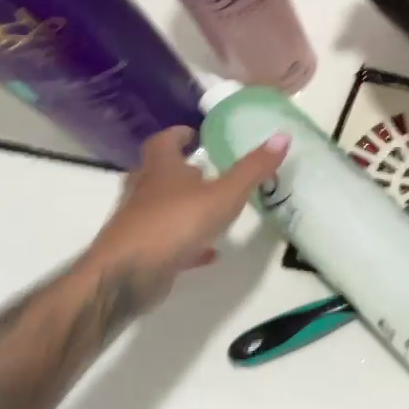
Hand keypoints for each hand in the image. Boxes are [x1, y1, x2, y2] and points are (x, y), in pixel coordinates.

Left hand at [84, 126, 290, 303]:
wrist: (126, 275)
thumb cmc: (175, 223)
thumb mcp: (224, 194)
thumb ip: (253, 168)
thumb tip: (282, 135)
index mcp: (161, 171)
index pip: (162, 143)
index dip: (176, 136)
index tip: (192, 134)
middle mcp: (144, 193)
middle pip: (154, 173)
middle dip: (177, 170)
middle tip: (202, 170)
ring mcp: (139, 224)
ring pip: (159, 207)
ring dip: (181, 204)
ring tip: (209, 208)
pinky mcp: (142, 252)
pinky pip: (167, 241)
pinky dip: (187, 241)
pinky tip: (210, 251)